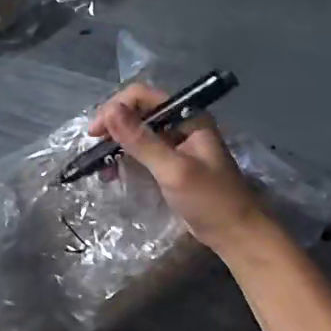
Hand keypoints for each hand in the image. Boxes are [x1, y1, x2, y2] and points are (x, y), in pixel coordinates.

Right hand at [90, 83, 269, 252]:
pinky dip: (124, 158)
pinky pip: (141, 150)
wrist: (235, 233)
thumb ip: (141, 140)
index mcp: (188, 115)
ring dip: (116, 144)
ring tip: (100, 165)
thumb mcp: (173, 169)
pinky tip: (112, 173)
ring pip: (136, 132)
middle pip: (137, 111)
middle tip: (95, 149)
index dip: (115, 108)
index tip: (96, 132)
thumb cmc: (210, 200)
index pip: (143, 96)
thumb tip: (110, 111)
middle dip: (113, 127)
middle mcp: (181, 122)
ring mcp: (175, 142)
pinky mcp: (170, 161)